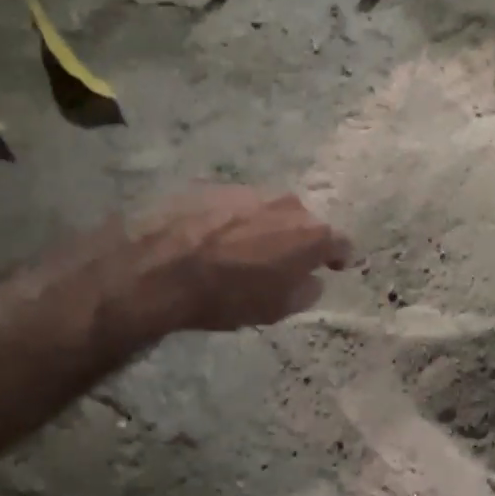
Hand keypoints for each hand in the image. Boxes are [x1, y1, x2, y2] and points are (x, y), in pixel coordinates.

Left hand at [128, 186, 349, 332]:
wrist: (153, 268)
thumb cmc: (226, 295)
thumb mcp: (275, 309)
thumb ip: (305, 291)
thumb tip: (311, 280)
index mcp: (312, 234)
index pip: (341, 242)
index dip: (338, 257)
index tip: (332, 268)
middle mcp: (288, 204)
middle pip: (303, 222)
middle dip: (296, 239)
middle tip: (279, 261)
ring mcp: (248, 190)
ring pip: (266, 210)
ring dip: (261, 227)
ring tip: (239, 250)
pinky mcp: (210, 186)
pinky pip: (231, 205)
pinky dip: (228, 221)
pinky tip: (208, 240)